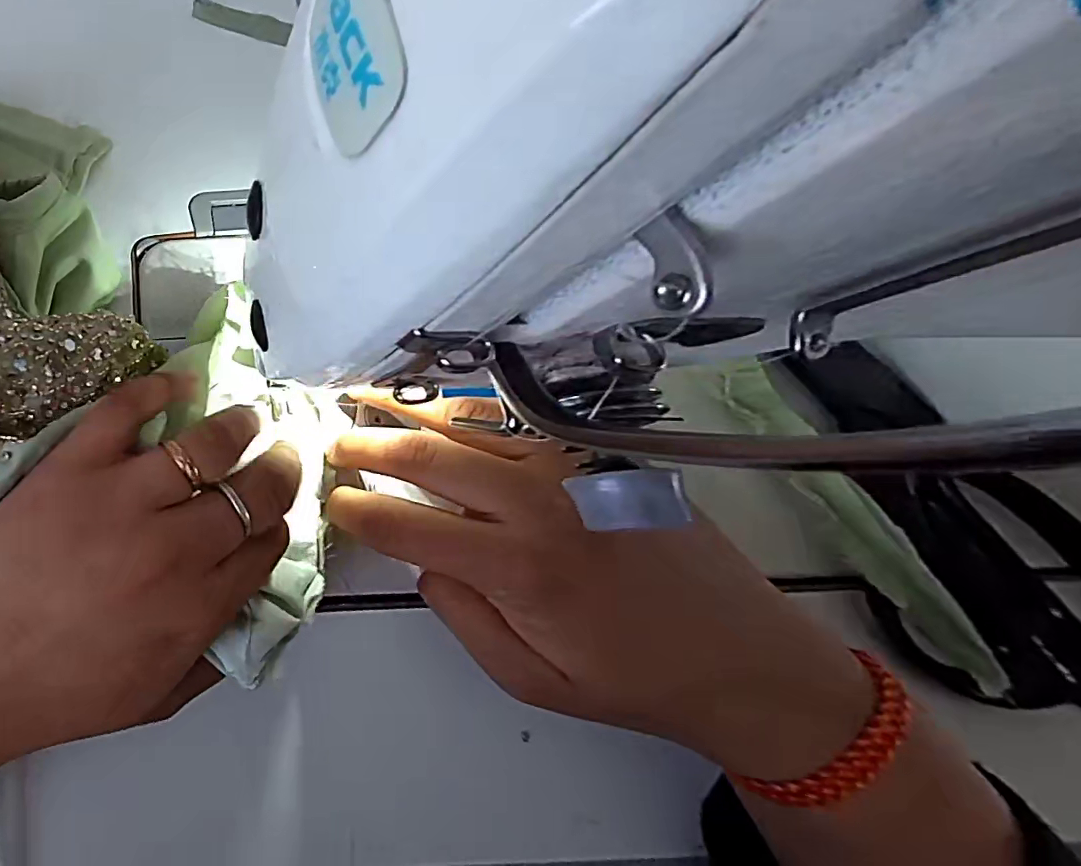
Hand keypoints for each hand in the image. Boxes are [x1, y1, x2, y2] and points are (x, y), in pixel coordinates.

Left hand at [0, 373, 300, 864]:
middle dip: (278, 469)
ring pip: (205, 445)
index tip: (273, 511)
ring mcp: (120, 499)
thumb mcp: (156, 698)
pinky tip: (180, 384)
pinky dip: (159, 388)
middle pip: (253, 491)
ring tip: (246, 416)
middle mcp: (173, 547)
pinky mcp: (72, 467)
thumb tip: (248, 601)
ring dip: (238, 425)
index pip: (265, 545)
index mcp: (196, 606)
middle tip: (279, 454)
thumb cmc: (61, 693)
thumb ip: (214, 652)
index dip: (277, 522)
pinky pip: (124, 409)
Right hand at [327, 388, 871, 780]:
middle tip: (333, 443)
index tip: (332, 501)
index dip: (357, 510)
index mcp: (520, 567)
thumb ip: (461, 616)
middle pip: (426, 456)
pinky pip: (506, 423)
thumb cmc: (635, 678)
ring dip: (405, 410)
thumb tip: (425, 559)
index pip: (407, 525)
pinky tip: (431, 408)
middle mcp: (538, 504)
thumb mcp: (532, 680)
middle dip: (366, 445)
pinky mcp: (589, 454)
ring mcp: (566, 468)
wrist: (748, 657)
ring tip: (363, 399)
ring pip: (464, 423)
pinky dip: (456, 411)